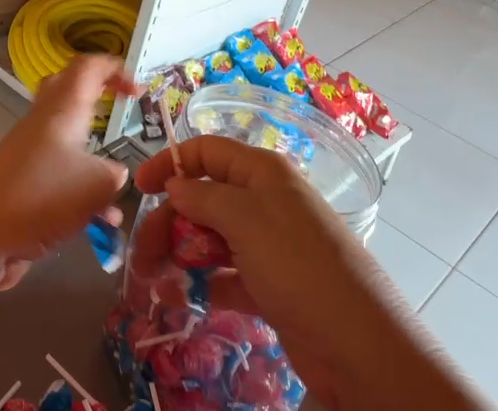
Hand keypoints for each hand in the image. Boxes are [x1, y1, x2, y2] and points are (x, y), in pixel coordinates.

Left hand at [0, 54, 137, 292]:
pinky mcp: (24, 185)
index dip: (115, 68)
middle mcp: (44, 124)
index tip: (140, 92)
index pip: (88, 67)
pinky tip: (100, 226)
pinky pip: (63, 181)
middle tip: (121, 116)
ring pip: (69, 143)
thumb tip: (115, 175)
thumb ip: (115, 176)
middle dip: (97, 100)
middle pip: (69, 93)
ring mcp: (30, 154)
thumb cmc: (38, 195)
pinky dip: (85, 198)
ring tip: (119, 194)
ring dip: (96, 163)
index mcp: (62, 109)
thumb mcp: (95, 185)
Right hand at [130, 135, 422, 405]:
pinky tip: (187, 297)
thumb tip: (176, 185)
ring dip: (180, 255)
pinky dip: (204, 283)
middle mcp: (264, 202)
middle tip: (142, 254)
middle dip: (168, 222)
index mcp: (262, 173)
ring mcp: (269, 246)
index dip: (170, 163)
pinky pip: (225, 274)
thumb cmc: (297, 266)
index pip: (206, 151)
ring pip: (209, 238)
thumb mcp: (244, 219)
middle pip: (202, 199)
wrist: (358, 346)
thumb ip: (201, 196)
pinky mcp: (270, 286)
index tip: (139, 188)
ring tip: (156, 281)